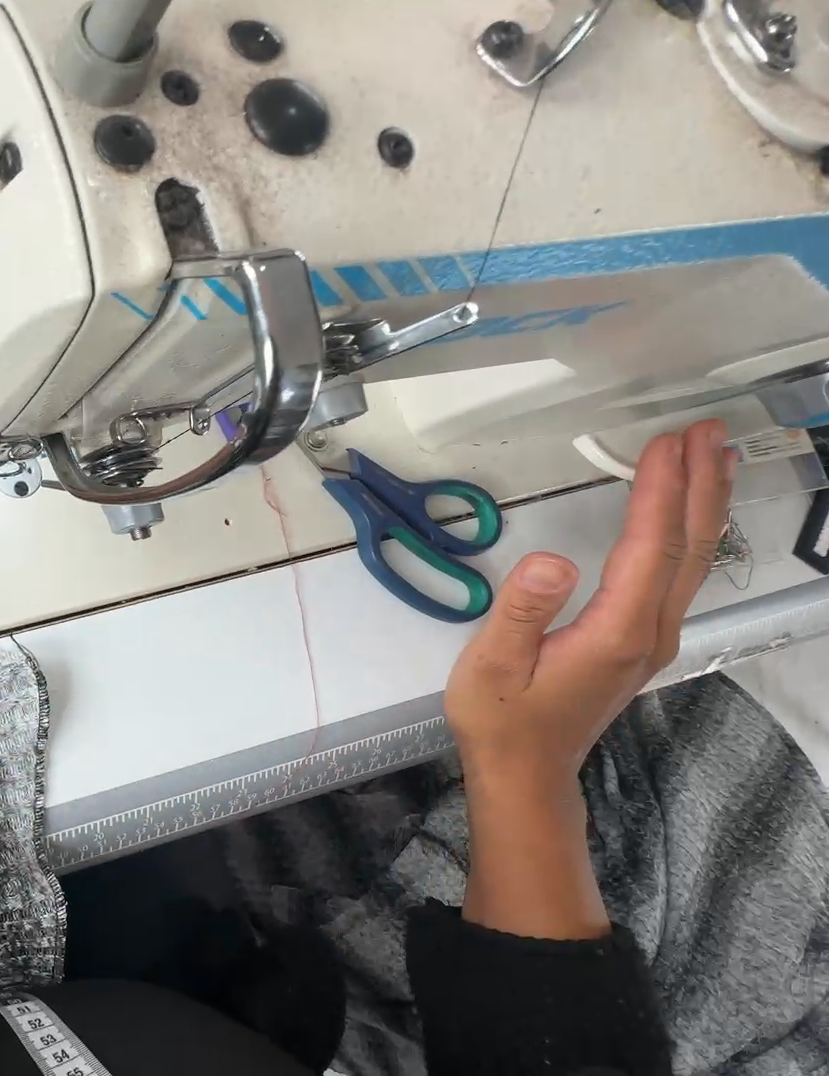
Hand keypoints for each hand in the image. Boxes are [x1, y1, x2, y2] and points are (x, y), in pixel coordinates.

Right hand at [444, 419, 733, 937]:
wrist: (524, 767)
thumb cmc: (501, 716)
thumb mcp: (493, 664)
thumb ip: (521, 611)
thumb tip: (550, 558)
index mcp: (615, 630)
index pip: (647, 547)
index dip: (659, 492)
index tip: (664, 444)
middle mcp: (648, 630)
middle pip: (688, 547)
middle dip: (697, 485)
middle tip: (702, 431)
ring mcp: (650, 637)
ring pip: (691, 560)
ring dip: (700, 505)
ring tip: (704, 460)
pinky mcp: (639, 641)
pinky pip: (675, 575)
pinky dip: (683, 535)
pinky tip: (677, 522)